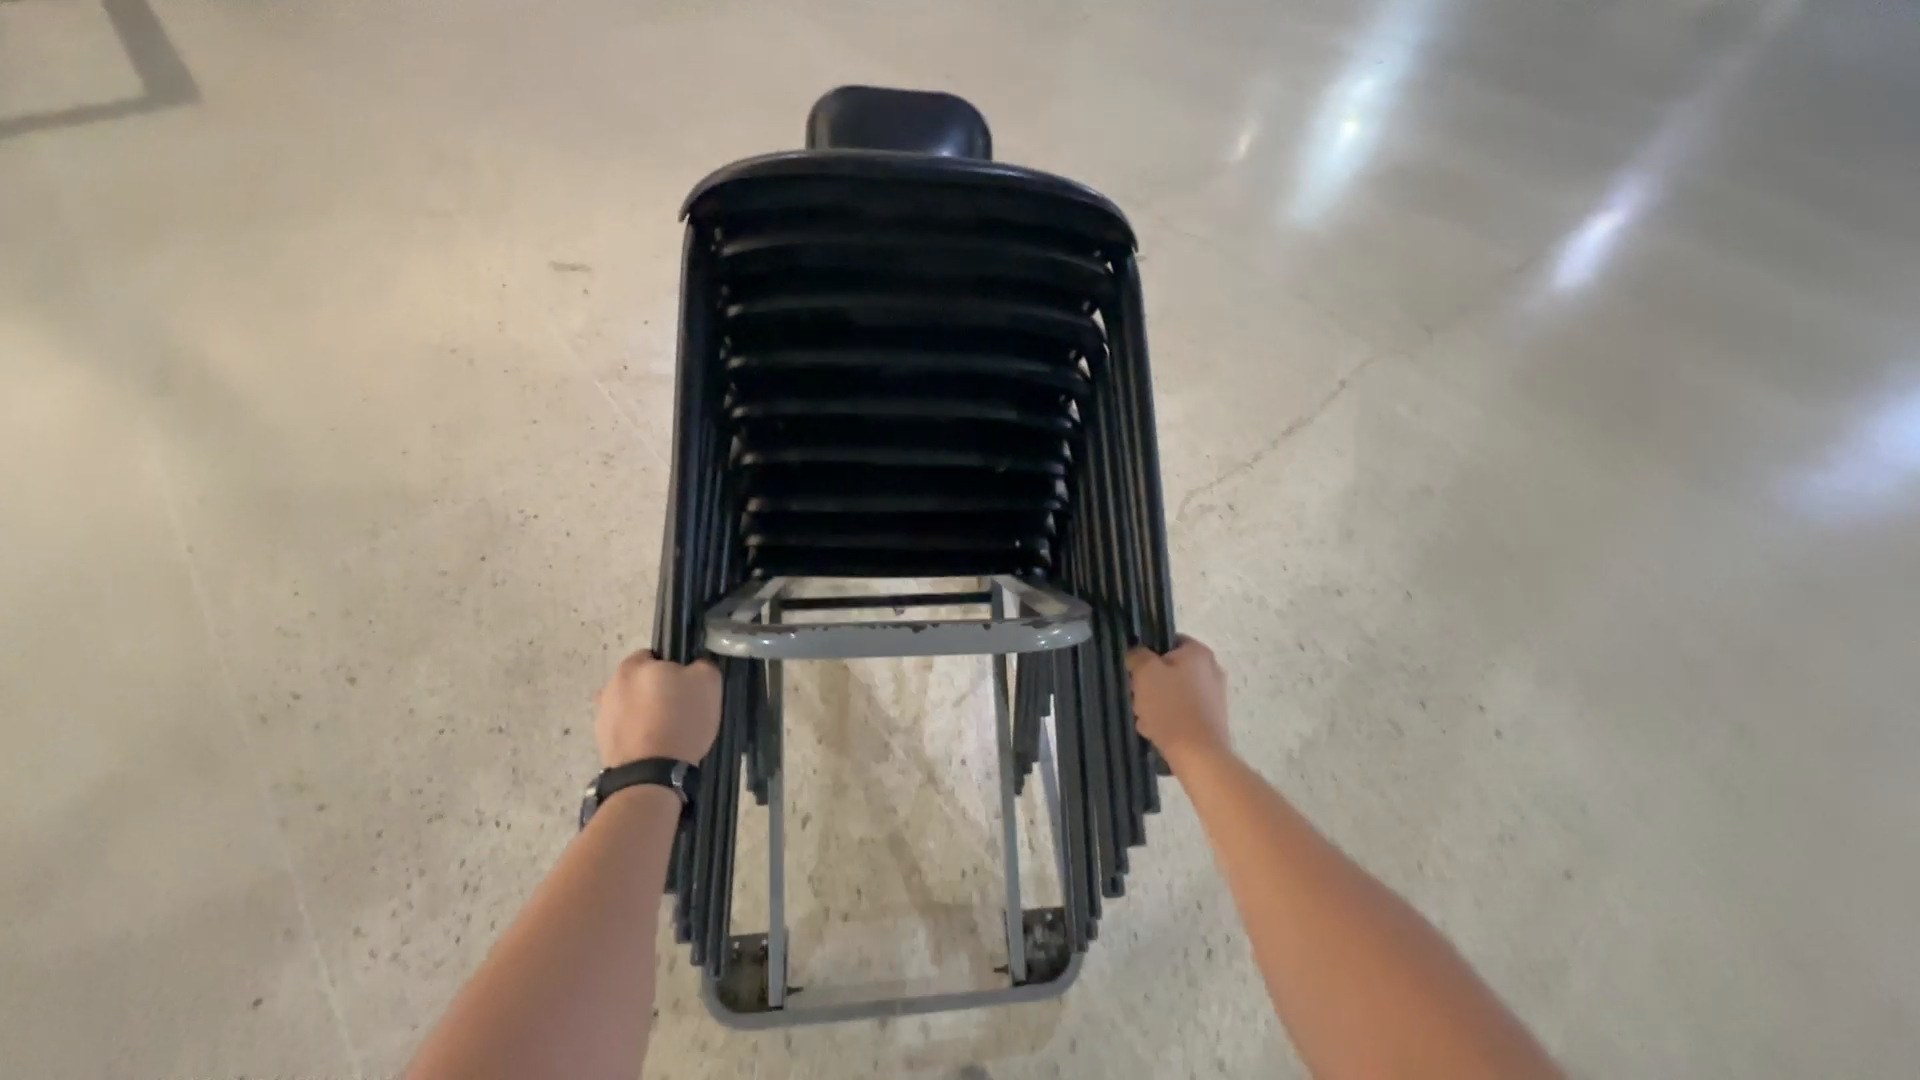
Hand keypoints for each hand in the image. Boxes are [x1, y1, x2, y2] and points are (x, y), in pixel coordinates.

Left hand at [593, 650, 721, 767]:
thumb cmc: (680, 721)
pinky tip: (654, 748)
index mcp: (634, 664)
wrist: (651, 773)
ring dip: (645, 714)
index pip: (655, 656)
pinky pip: (625, 730)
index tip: (687, 688)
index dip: (674, 670)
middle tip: (680, 710)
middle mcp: (610, 685)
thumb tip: (694, 667)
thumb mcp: (708, 683)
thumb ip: (701, 665)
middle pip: (641, 683)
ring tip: (667, 733)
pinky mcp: (601, 741)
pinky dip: (637, 735)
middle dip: (657, 692)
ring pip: (632, 707)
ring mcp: (602, 714)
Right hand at [1128, 636, 1230, 767]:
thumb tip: (1137, 653)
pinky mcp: (1212, 719)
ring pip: (1173, 692)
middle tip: (1138, 696)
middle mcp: (1211, 670)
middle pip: (1169, 669)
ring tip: (1145, 719)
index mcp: (1199, 652)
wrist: (1198, 755)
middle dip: (1149, 683)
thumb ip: (1138, 655)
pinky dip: (1168, 718)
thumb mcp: (1145, 673)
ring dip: (1155, 703)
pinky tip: (1156, 731)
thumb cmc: (1170, 707)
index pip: (1168, 641)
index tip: (1135, 670)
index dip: (1148, 654)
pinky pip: (1182, 711)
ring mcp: (1214, 696)